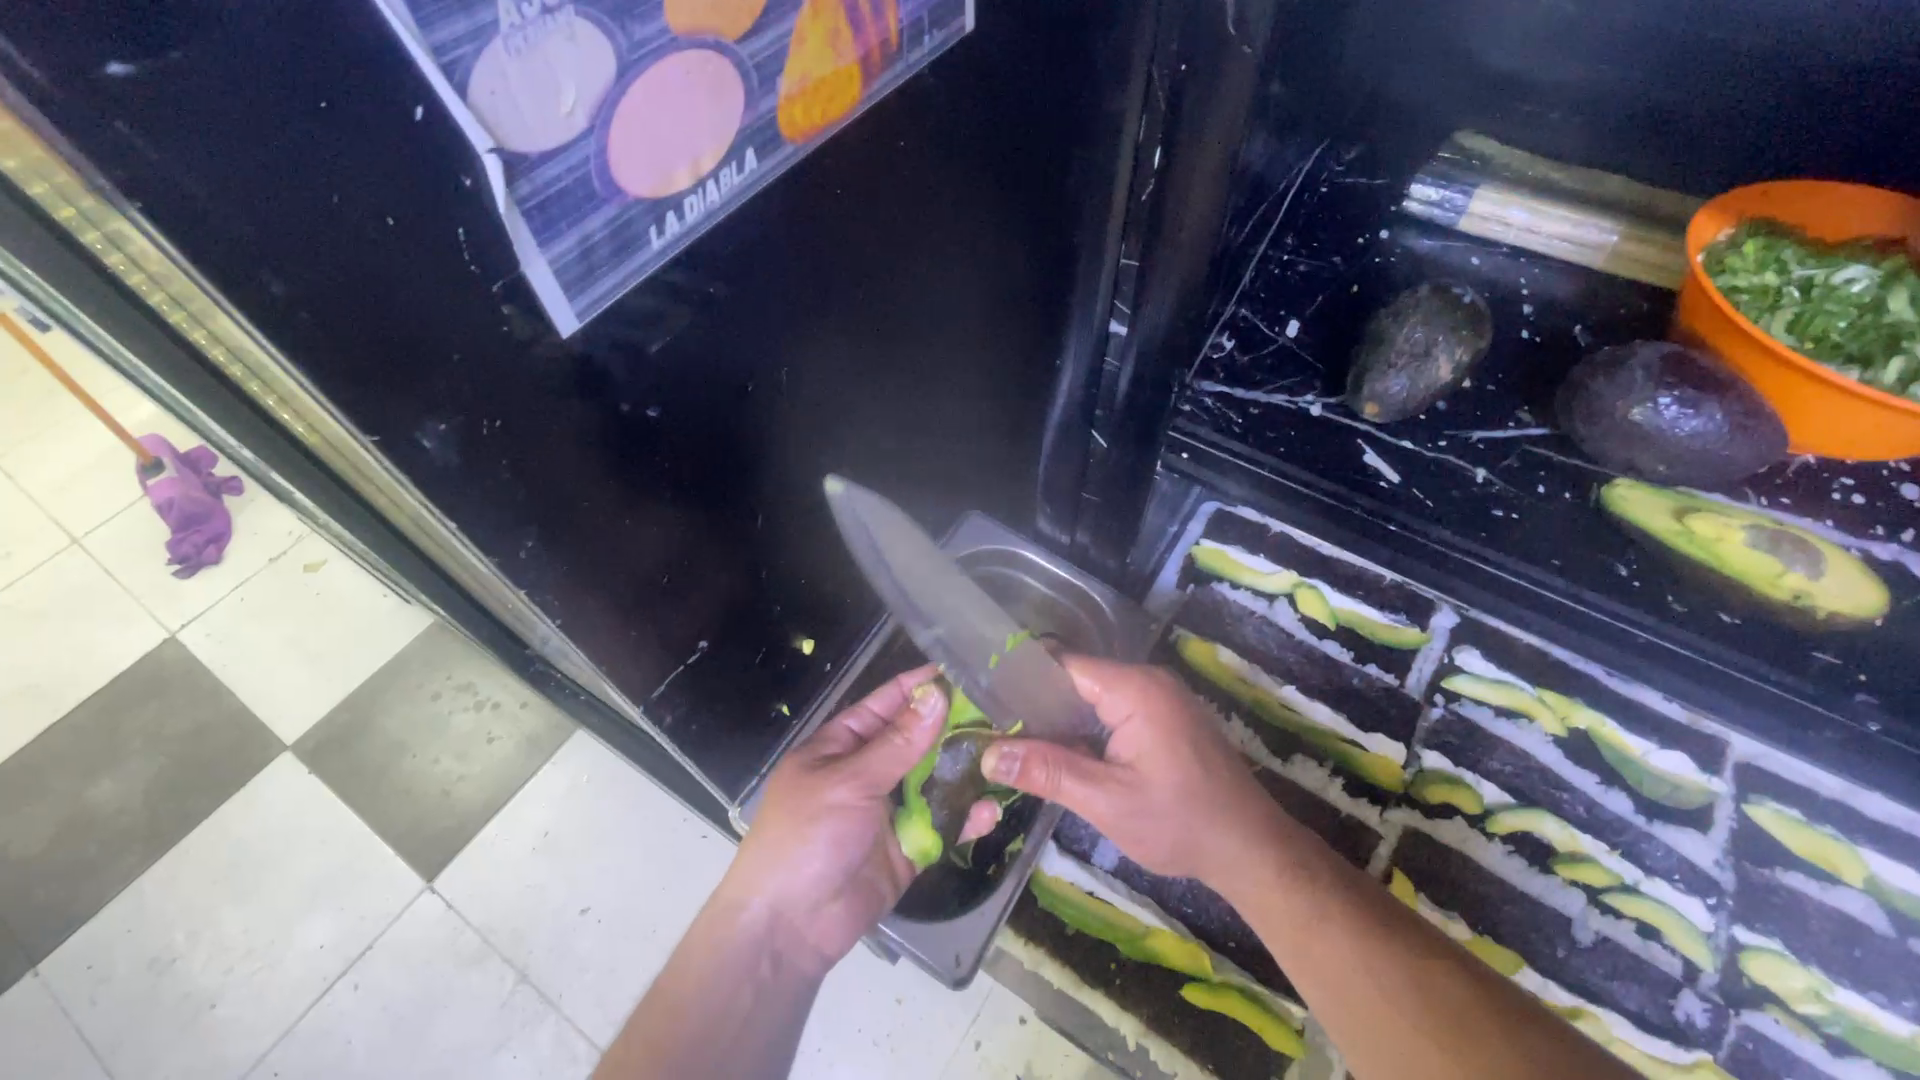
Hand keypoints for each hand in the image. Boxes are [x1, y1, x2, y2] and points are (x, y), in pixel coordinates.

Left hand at [721, 666, 998, 973]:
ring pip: (933, 784)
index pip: (883, 705)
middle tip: (1000, 714)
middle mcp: (865, 774)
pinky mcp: (906, 851)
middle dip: (952, 730)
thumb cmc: (806, 836)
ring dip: (964, 773)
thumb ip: (898, 743)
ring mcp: (887, 814)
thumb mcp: (849, 781)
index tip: (960, 671)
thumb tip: (936, 695)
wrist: (789, 926)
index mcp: (839, 747)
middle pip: (916, 743)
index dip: (918, 688)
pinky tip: (990, 810)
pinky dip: (964, 819)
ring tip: (1004, 756)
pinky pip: (940, 827)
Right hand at [980, 655, 1289, 887]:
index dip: (1022, 682)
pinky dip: (1086, 729)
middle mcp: (1148, 681)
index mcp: (1135, 689)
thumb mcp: (1106, 801)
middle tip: (994, 733)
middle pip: (1077, 679)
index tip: (985, 704)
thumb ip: (1047, 771)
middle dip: (1037, 705)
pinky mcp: (1166, 719)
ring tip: (1016, 745)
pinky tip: (1063, 756)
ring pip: (1093, 697)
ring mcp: (1161, 699)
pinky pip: (1114, 711)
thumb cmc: (1180, 823)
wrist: (1251, 849)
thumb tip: (988, 755)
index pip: (1063, 665)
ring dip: (1061, 721)